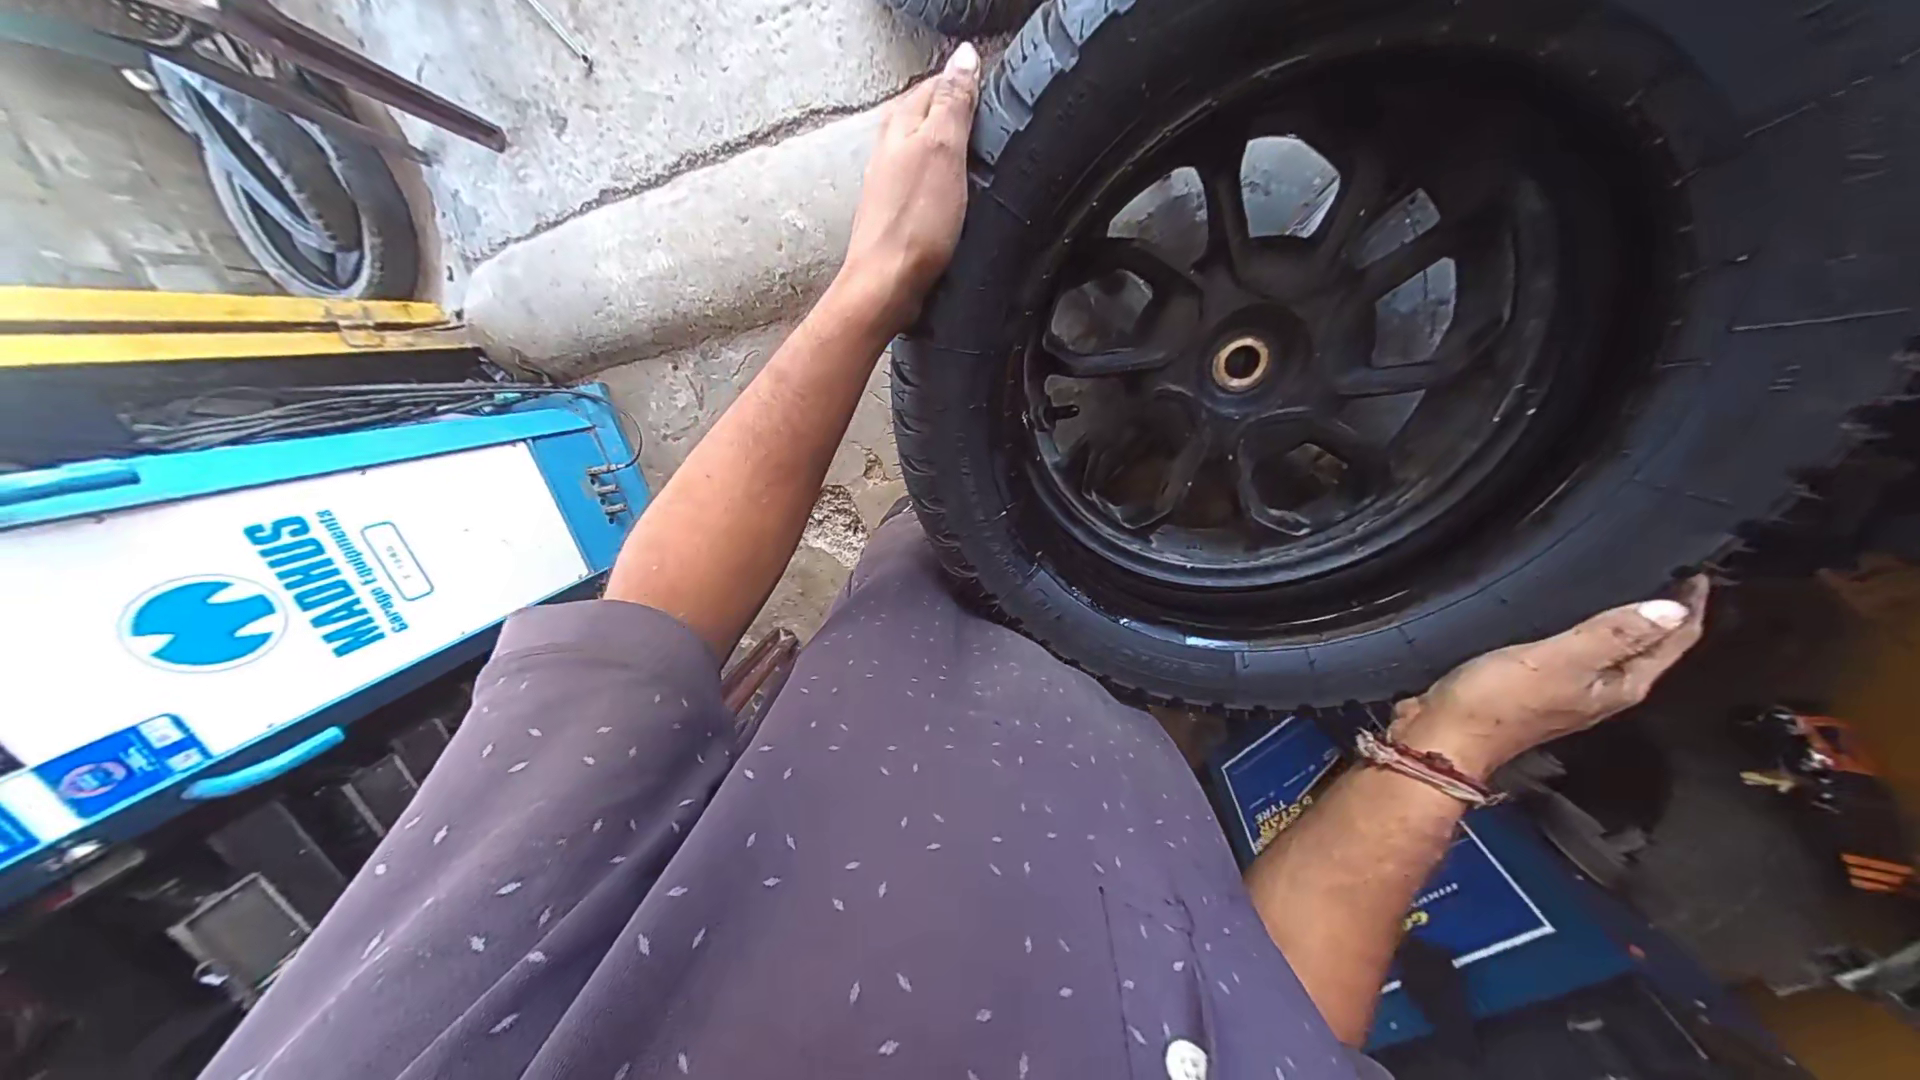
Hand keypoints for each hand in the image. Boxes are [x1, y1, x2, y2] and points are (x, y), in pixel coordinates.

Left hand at [832, 42, 980, 333]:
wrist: (887, 286)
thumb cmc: (913, 225)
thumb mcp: (942, 150)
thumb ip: (953, 103)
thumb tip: (965, 58)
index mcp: (899, 126)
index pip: (937, 84)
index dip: (967, 85)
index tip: (995, 98)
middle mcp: (889, 153)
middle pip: (928, 120)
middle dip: (959, 121)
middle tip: (992, 132)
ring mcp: (891, 189)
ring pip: (925, 157)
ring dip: (951, 157)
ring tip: (979, 168)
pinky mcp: (899, 220)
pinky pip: (925, 192)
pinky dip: (944, 190)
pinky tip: (958, 204)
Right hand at [1390, 576, 1709, 780]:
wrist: (1444, 735)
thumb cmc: (1499, 699)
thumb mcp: (1556, 661)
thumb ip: (1610, 636)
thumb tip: (1674, 608)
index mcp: (1622, 685)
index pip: (1674, 640)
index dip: (1688, 604)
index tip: (1690, 565)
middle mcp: (1604, 690)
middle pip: (1647, 646)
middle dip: (1658, 609)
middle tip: (1657, 566)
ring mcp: (1568, 691)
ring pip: (1611, 649)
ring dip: (1619, 620)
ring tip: (1614, 584)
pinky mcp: (1534, 687)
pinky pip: (1573, 652)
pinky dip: (1581, 630)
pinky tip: (1561, 616)